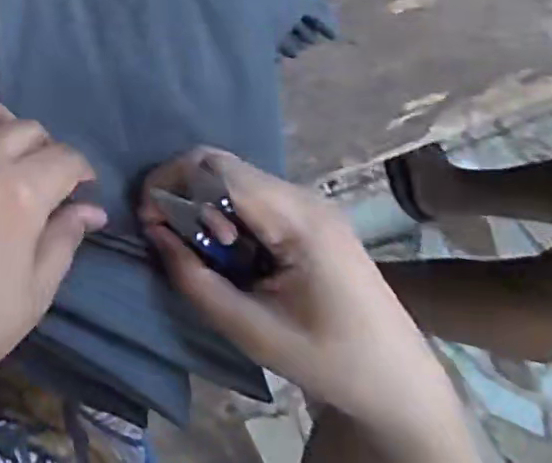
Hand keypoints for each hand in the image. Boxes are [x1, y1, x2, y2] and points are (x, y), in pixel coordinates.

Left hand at [0, 97, 105, 410]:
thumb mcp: (35, 290)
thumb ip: (64, 238)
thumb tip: (91, 210)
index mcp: (20, 190)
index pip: (65, 158)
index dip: (82, 171)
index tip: (83, 190)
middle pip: (29, 128)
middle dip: (48, 150)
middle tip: (49, 183)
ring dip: (7, 126)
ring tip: (10, 159)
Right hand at [140, 149, 473, 461]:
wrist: (403, 387)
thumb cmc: (330, 362)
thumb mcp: (251, 331)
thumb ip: (194, 278)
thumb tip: (153, 232)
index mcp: (298, 220)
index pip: (217, 169)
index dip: (170, 183)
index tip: (148, 220)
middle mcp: (302, 197)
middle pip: (220, 163)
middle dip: (179, 186)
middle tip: (160, 226)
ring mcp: (307, 203)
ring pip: (230, 174)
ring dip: (198, 198)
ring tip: (191, 242)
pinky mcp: (305, 215)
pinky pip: (247, 192)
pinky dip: (219, 208)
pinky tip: (221, 246)